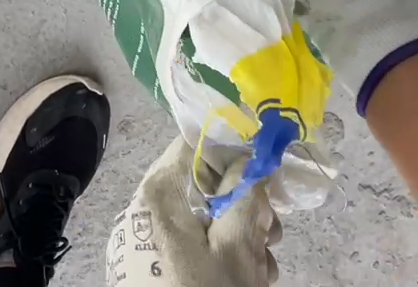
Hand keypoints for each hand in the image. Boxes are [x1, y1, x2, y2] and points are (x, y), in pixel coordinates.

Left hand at [106, 136, 279, 286]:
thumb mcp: (238, 246)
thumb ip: (246, 192)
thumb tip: (253, 155)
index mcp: (158, 192)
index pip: (195, 143)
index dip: (234, 151)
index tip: (267, 173)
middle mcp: (146, 207)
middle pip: (202, 182)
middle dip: (243, 203)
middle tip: (272, 231)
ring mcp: (148, 239)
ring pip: (203, 215)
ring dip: (240, 233)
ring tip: (263, 266)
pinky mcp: (154, 266)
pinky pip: (193, 242)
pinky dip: (222, 253)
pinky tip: (248, 276)